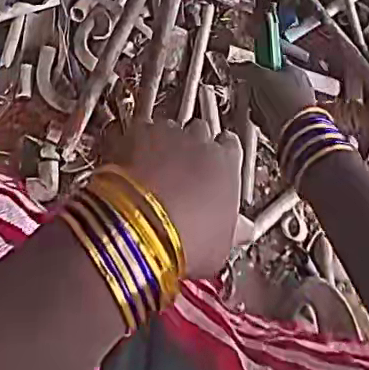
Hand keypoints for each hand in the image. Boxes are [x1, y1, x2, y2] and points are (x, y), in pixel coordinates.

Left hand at [108, 119, 241, 278]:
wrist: (141, 225)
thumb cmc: (186, 238)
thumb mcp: (223, 242)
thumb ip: (234, 225)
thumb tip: (241, 228)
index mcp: (227, 162)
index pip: (230, 145)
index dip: (220, 157)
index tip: (214, 169)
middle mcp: (198, 138)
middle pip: (198, 131)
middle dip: (190, 146)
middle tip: (181, 171)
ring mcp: (164, 130)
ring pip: (166, 127)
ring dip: (160, 142)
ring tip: (151, 168)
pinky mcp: (133, 130)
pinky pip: (135, 127)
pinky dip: (131, 140)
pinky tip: (127, 158)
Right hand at [237, 63, 316, 146]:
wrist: (296, 131)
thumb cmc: (286, 100)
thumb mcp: (259, 76)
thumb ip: (246, 68)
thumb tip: (236, 66)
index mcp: (295, 72)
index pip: (273, 62)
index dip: (259, 66)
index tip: (249, 69)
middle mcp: (297, 89)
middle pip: (266, 84)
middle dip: (255, 90)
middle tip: (252, 91)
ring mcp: (294, 107)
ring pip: (265, 102)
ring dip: (257, 105)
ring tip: (258, 108)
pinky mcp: (290, 123)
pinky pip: (269, 117)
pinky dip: (263, 119)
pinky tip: (264, 119)